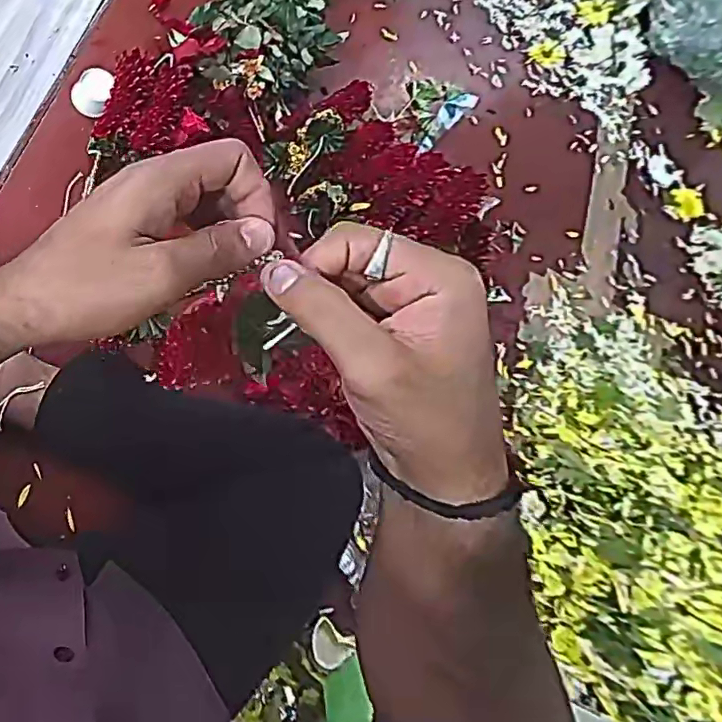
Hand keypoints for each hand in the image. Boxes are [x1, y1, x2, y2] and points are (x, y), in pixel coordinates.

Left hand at [0, 139, 277, 343]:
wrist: (22, 305)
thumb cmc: (85, 289)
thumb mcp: (161, 274)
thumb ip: (218, 249)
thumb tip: (263, 234)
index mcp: (160, 177)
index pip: (235, 158)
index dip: (258, 196)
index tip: (261, 243)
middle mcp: (150, 178)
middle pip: (221, 176)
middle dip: (244, 215)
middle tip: (251, 263)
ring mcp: (137, 198)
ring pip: (202, 200)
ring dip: (222, 233)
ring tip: (226, 273)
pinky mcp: (128, 221)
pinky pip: (178, 218)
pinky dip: (197, 241)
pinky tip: (196, 274)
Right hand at [263, 222, 507, 503]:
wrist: (448, 480)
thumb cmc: (424, 424)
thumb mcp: (369, 363)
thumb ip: (320, 309)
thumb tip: (273, 269)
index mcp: (439, 275)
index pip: (357, 240)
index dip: (317, 263)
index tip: (292, 300)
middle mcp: (430, 276)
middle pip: (351, 255)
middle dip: (321, 287)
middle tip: (309, 328)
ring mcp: (414, 299)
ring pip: (345, 278)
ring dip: (325, 306)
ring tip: (331, 344)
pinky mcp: (398, 320)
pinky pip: (350, 301)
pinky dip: (332, 318)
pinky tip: (337, 346)